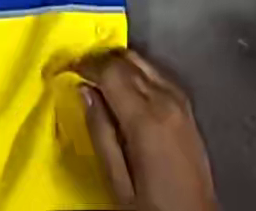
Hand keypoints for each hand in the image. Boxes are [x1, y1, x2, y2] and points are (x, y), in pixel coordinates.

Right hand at [77, 49, 219, 210]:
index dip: (89, 64)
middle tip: (79, 69)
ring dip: (119, 63)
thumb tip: (85, 92)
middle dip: (102, 60)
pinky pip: (157, 74)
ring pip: (144, 62)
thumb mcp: (117, 181)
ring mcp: (180, 97)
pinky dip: (136, 71)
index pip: (113, 72)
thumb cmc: (152, 208)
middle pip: (129, 61)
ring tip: (96, 76)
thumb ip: (100, 133)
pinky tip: (124, 85)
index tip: (69, 67)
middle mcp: (166, 97)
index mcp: (146, 117)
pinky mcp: (187, 103)